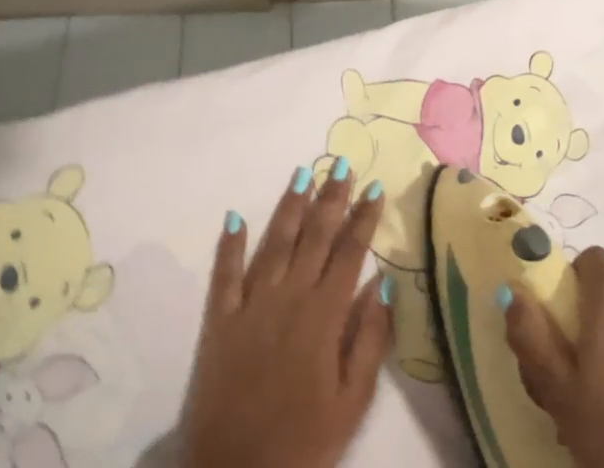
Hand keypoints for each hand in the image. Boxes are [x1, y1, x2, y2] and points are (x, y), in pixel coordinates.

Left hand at [180, 164, 393, 467]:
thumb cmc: (305, 441)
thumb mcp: (353, 400)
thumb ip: (370, 337)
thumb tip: (385, 281)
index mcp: (324, 317)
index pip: (349, 254)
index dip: (363, 219)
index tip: (375, 188)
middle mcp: (288, 300)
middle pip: (313, 238)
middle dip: (330, 199)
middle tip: (341, 164)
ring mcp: (249, 307)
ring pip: (274, 245)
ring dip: (289, 208)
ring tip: (303, 175)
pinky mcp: (218, 322)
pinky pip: (224, 274)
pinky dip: (230, 244)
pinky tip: (236, 216)